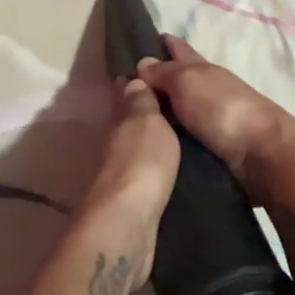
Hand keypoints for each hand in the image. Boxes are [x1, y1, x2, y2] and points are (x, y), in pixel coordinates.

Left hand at [77, 78, 178, 287]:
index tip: (151, 73)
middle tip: (173, 104)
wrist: (129, 222)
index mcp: (119, 122)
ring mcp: (121, 176)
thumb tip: (130, 80)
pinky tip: (170, 168)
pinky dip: (154, 168)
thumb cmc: (141, 162)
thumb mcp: (146, 122)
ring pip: (135, 150)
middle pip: (129, 123)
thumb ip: (141, 102)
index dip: (135, 84)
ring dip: (149, 143)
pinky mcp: (132, 202)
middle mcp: (115, 146)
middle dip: (144, 114)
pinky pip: (145, 175)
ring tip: (178, 136)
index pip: (124, 95)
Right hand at [135, 35, 294, 198]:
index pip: (181, 50)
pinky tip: (157, 139)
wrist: (260, 151)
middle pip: (181, 79)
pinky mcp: (214, 145)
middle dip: (158, 79)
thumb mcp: (188, 82)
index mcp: (204, 69)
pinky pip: (186, 133)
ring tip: (135, 115)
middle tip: (125, 84)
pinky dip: (173, 132)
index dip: (166, 43)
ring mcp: (213, 118)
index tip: (143, 39)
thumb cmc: (221, 108)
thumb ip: (165, 72)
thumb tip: (144, 61)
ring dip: (164, 109)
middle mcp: (209, 89)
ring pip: (182, 107)